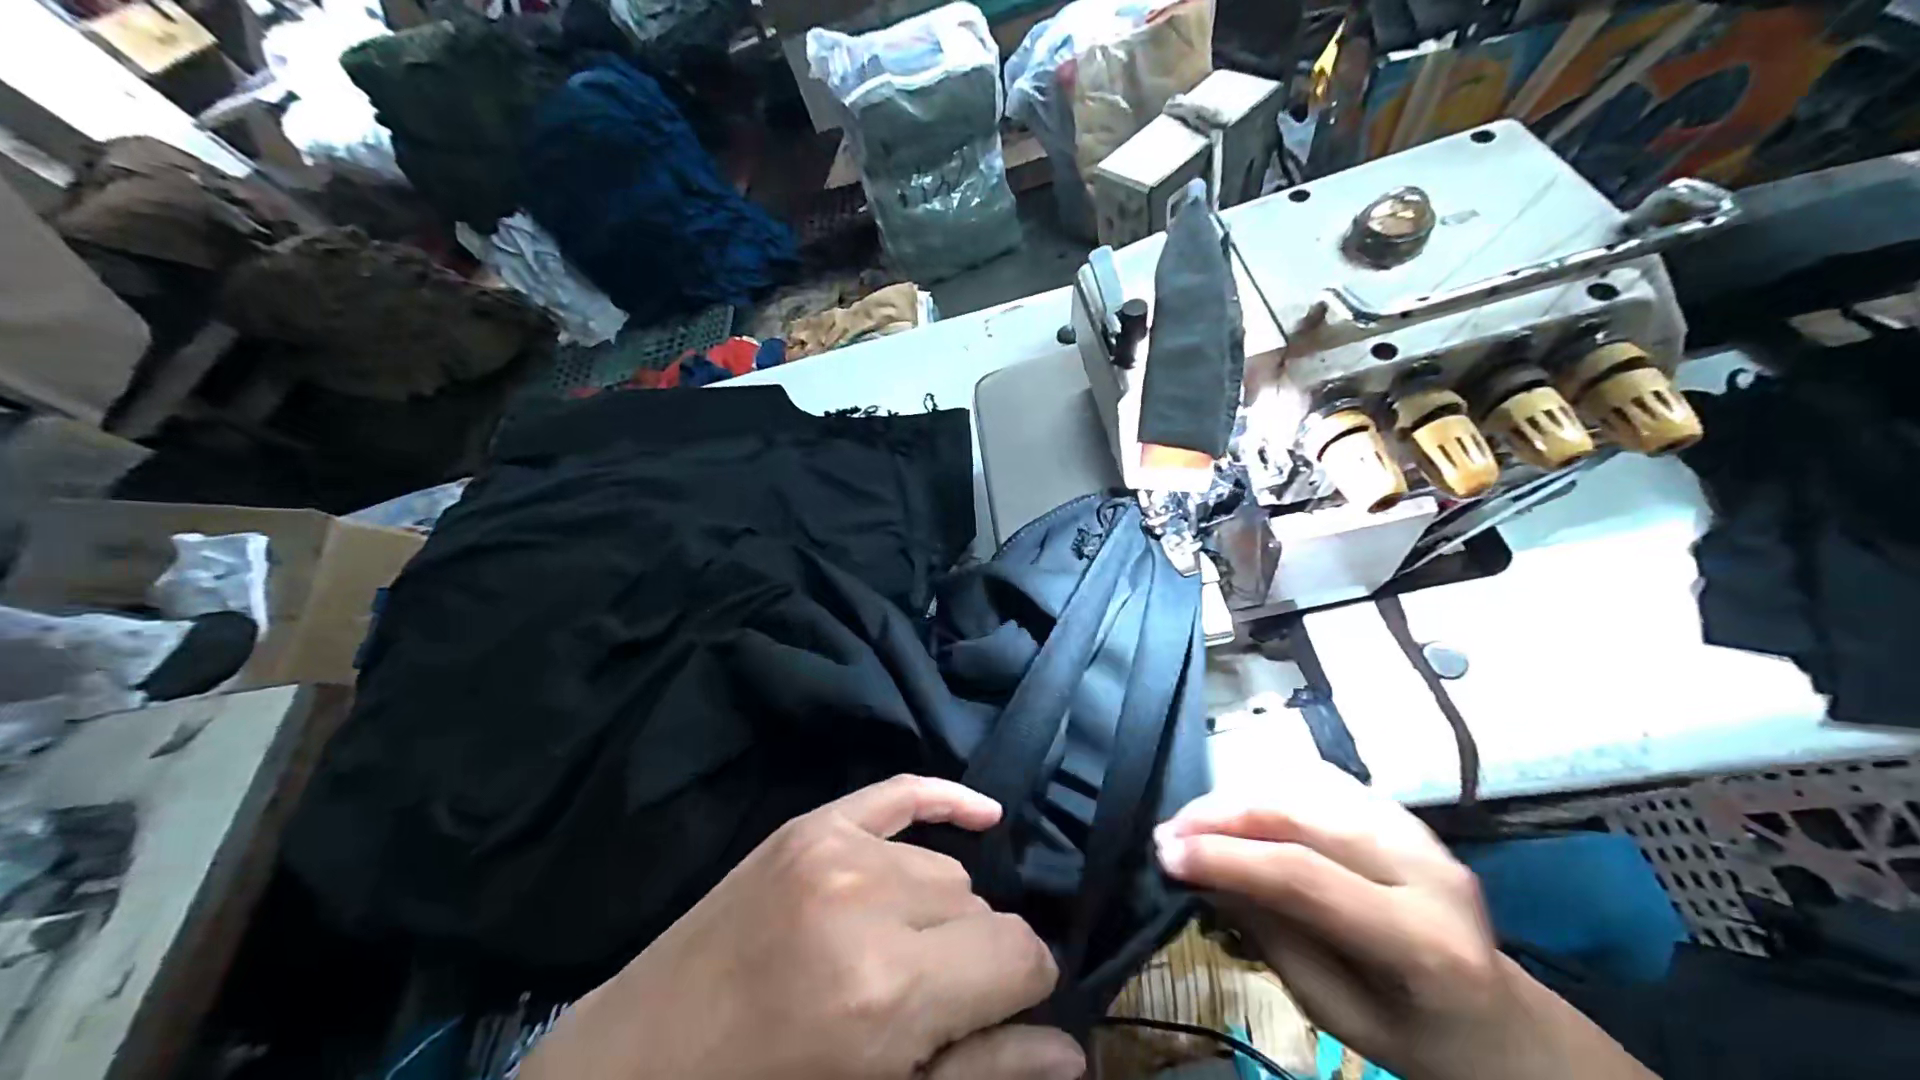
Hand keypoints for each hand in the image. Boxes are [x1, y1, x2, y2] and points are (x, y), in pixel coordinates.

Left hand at [518, 775, 1084, 1079]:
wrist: (635, 1071)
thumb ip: (983, 1076)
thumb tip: (1074, 1052)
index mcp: (886, 990)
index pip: (1020, 955)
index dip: (1026, 990)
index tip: (1005, 1013)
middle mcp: (865, 900)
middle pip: (981, 907)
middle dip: (974, 958)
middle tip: (928, 1001)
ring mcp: (830, 847)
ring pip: (946, 866)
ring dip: (941, 912)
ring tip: (897, 954)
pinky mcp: (806, 825)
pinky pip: (900, 790)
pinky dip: (946, 800)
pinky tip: (982, 813)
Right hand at [1154, 760, 1655, 1079]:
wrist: (1505, 1025)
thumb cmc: (1418, 1038)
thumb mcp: (1337, 1012)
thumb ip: (1272, 937)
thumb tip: (1204, 875)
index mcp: (1420, 940)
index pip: (1305, 876)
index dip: (1227, 857)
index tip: (1166, 853)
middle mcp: (1425, 868)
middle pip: (1301, 814)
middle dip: (1221, 815)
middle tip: (1168, 832)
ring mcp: (1418, 831)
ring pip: (1306, 785)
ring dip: (1239, 796)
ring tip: (1195, 820)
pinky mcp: (1403, 813)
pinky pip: (1323, 781)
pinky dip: (1270, 786)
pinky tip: (1240, 807)